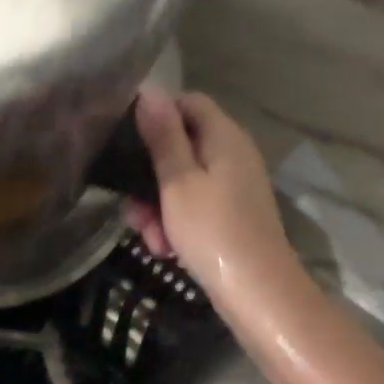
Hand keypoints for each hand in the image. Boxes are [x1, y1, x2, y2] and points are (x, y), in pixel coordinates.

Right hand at [125, 86, 295, 304]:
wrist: (257, 292)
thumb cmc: (213, 230)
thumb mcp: (178, 182)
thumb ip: (163, 136)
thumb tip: (150, 91)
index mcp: (224, 136)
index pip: (187, 102)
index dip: (156, 116)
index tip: (126, 143)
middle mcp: (233, 154)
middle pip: (180, 146)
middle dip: (149, 176)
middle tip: (132, 207)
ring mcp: (234, 186)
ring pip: (182, 182)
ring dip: (158, 207)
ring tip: (149, 237)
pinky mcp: (231, 214)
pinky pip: (195, 206)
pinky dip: (176, 223)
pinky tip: (165, 249)